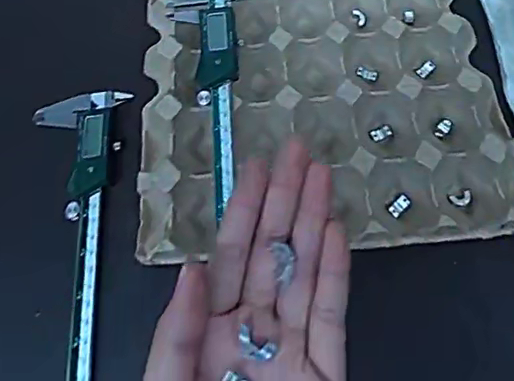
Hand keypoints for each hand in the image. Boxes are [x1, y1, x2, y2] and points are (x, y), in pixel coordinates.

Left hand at [143, 138, 349, 380]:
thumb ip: (176, 333)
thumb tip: (190, 271)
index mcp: (211, 334)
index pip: (232, 255)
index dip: (245, 206)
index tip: (257, 167)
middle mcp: (253, 337)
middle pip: (273, 252)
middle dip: (286, 197)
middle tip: (297, 153)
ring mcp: (290, 354)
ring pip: (307, 274)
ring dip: (314, 220)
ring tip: (321, 176)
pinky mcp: (323, 376)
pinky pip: (331, 319)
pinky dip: (337, 275)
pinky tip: (335, 233)